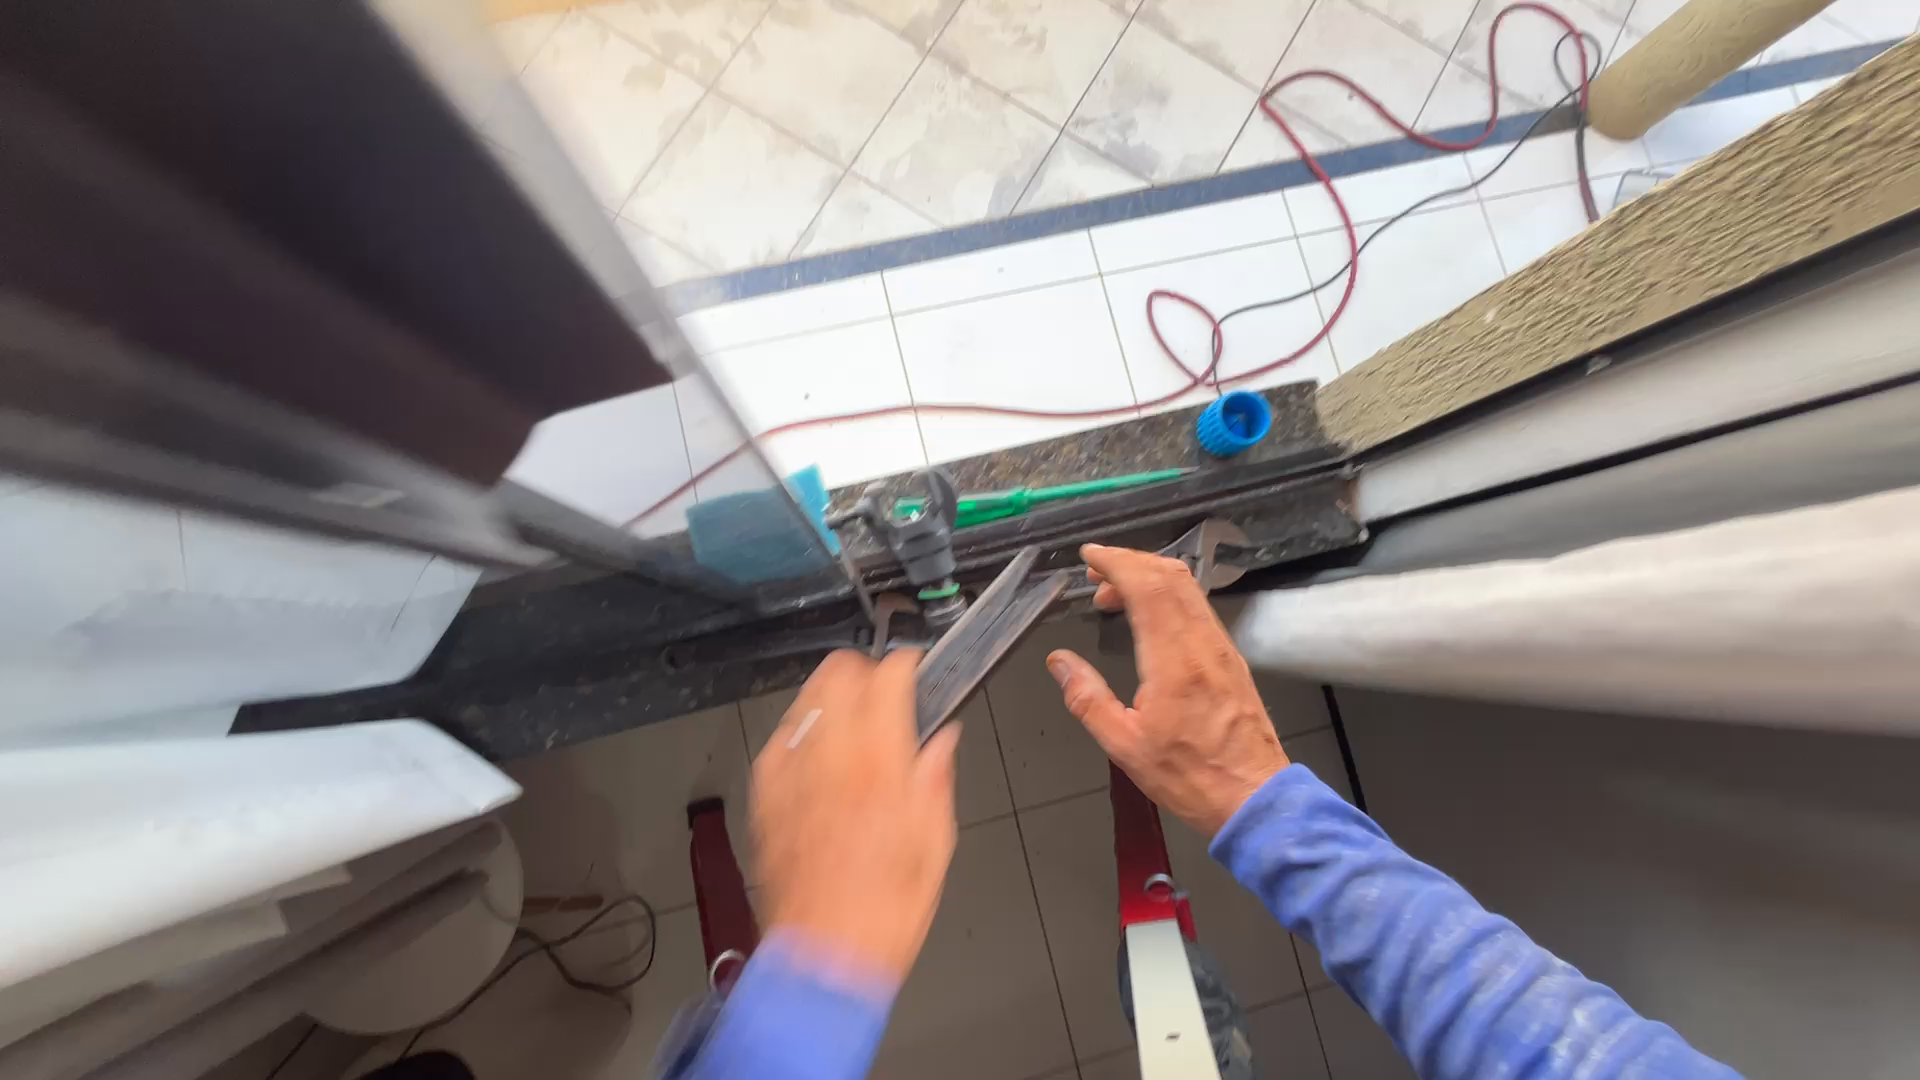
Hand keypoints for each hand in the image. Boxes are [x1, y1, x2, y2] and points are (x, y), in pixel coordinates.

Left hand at [752, 649, 961, 983]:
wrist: (822, 960)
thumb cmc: (883, 910)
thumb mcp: (935, 842)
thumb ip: (936, 778)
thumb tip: (941, 739)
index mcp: (880, 767)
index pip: (888, 678)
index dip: (905, 663)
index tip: (913, 670)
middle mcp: (831, 758)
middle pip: (838, 672)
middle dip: (865, 668)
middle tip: (883, 690)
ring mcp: (792, 772)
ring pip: (806, 695)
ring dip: (833, 692)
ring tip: (852, 714)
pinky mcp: (766, 792)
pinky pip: (781, 735)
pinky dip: (804, 728)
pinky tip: (818, 748)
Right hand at [1046, 543, 1288, 836]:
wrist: (1256, 799)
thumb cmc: (1188, 776)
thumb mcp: (1123, 745)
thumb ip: (1087, 698)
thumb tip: (1058, 661)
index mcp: (1174, 659)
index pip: (1147, 586)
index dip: (1116, 562)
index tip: (1089, 556)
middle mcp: (1201, 642)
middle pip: (1169, 576)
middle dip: (1129, 561)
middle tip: (1094, 573)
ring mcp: (1220, 647)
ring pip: (1187, 588)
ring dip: (1148, 577)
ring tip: (1112, 596)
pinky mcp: (1229, 658)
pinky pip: (1197, 606)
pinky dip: (1166, 595)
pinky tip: (1147, 617)